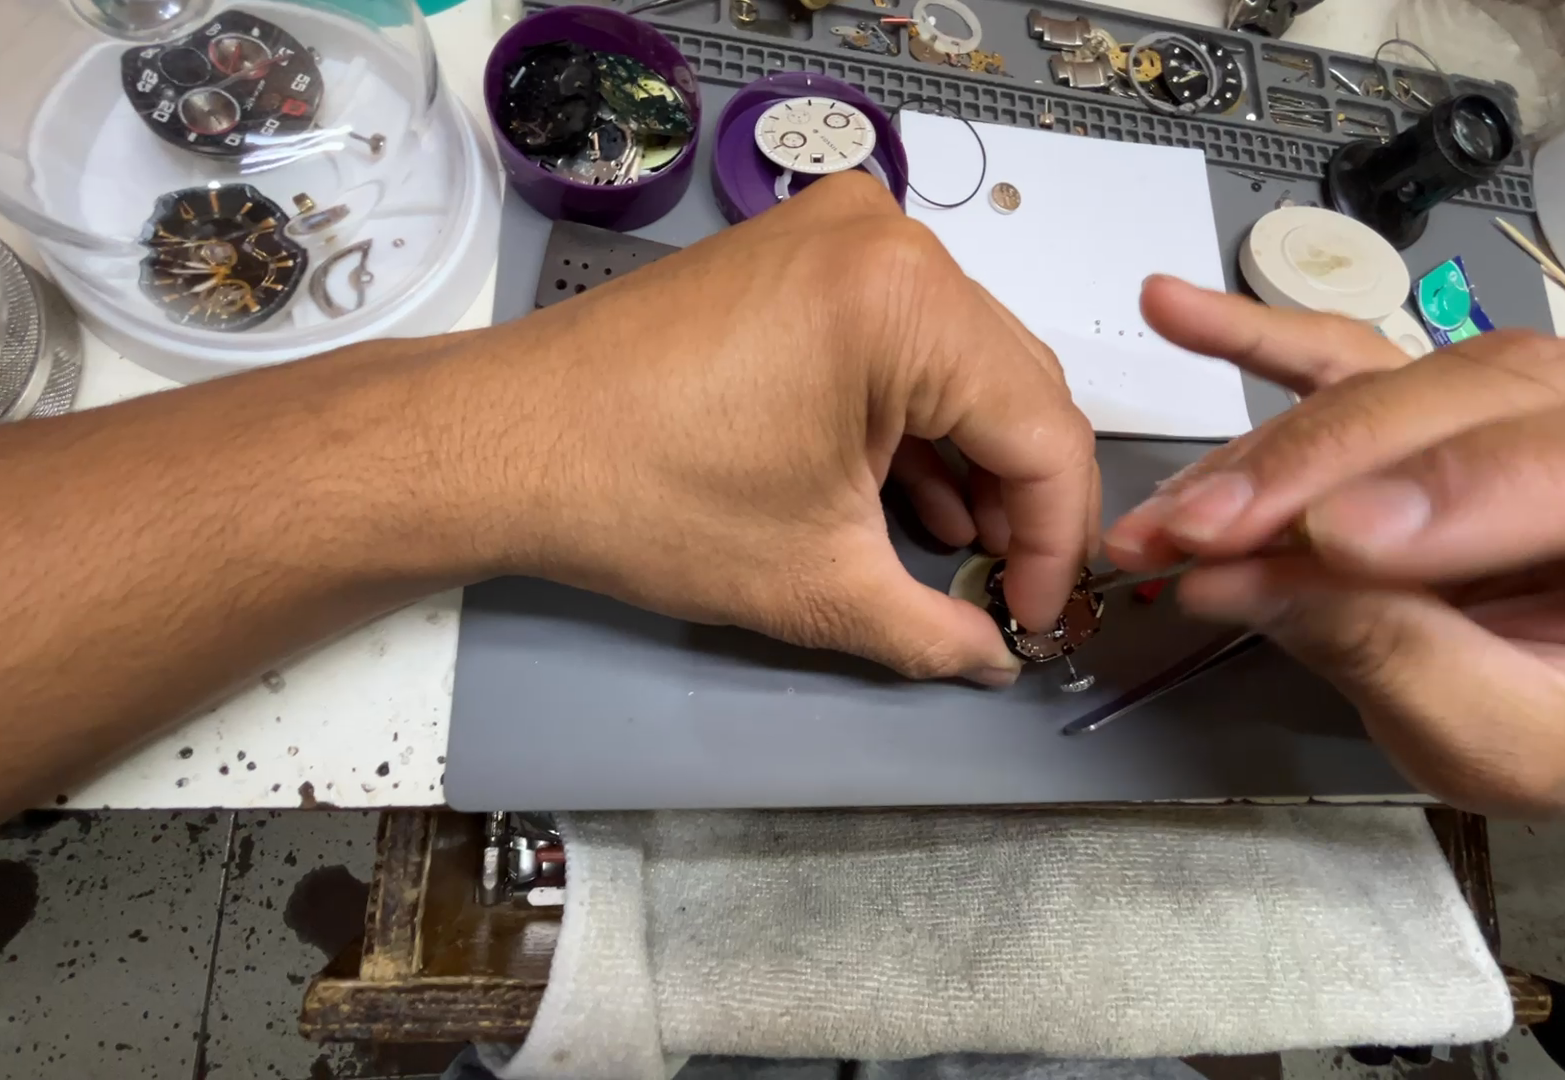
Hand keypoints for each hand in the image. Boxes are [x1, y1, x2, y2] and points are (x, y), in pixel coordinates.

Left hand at [462, 174, 1099, 684]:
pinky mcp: (797, 262)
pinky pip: (896, 346)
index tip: (1039, 614)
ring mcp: (838, 238)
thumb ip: (931, 633)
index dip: (1058, 540)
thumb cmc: (650, 504)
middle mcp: (888, 241)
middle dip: (1019, 501)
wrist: (506, 444)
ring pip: (956, 367)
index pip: (1044, 430)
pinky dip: (910, 424)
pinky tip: (906, 494)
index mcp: (907, 301)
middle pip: (1008, 388)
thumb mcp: (813, 583)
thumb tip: (995, 659)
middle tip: (1006, 587)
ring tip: (960, 550)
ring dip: (968, 464)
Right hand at [1106, 276, 1564, 843]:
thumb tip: (1234, 584)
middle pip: (1477, 395)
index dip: (1469, 493)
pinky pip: (1346, 352)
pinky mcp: (1442, 400)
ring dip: (1257, 455)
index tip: (1327, 546)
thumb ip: (1401, 663)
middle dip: (1314, 468)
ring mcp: (1545, 388)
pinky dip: (1250, 337)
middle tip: (1197, 534)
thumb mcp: (1527, 743)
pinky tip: (1171, 308)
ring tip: (1163, 522)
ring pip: (1389, 385)